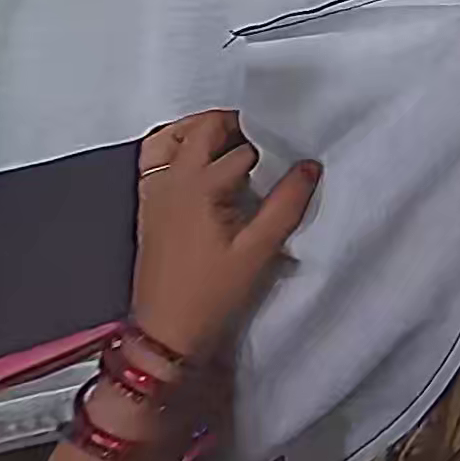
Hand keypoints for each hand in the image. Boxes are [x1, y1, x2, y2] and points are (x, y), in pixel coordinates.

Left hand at [130, 110, 320, 358]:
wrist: (165, 335)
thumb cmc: (214, 292)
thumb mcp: (260, 250)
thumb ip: (287, 203)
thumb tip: (310, 165)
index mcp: (199, 186)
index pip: (243, 150)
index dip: (272, 148)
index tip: (293, 152)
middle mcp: (172, 180)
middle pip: (204, 130)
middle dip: (238, 125)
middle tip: (268, 137)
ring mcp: (155, 191)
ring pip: (175, 137)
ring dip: (205, 129)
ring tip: (236, 139)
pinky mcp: (149, 204)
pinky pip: (156, 157)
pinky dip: (178, 145)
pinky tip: (202, 158)